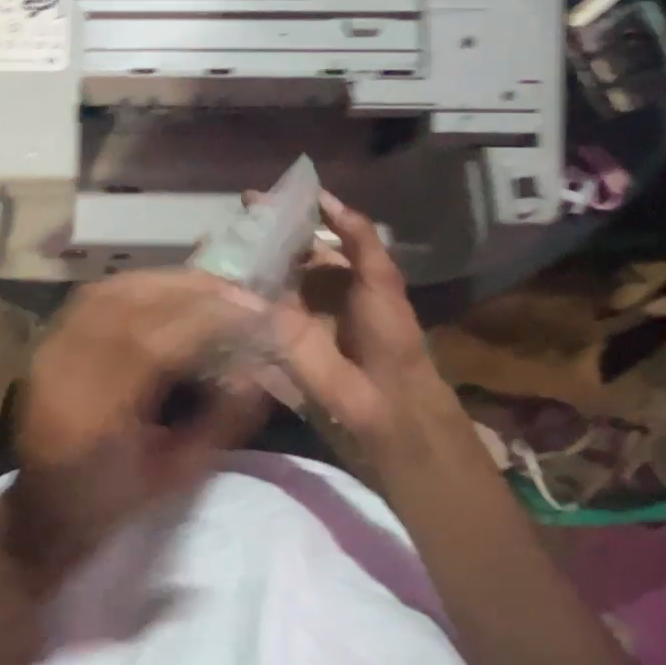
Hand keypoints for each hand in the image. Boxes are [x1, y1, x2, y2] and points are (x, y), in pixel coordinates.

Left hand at [0, 270, 271, 595]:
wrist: (42, 511)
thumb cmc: (111, 503)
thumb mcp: (176, 476)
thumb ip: (219, 423)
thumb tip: (261, 373)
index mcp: (93, 413)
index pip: (153, 344)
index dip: (208, 320)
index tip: (256, 313)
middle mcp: (63, 369)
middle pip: (130, 305)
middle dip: (193, 292)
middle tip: (244, 295)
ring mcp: (48, 350)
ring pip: (110, 292)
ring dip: (166, 283)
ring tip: (214, 289)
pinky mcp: (45, 342)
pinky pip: (92, 297)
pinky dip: (137, 287)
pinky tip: (169, 292)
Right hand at [270, 193, 480, 478]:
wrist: (426, 471)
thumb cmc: (392, 430)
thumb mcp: (344, 392)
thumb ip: (300, 348)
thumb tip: (255, 302)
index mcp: (380, 310)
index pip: (364, 246)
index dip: (338, 215)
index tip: (303, 193)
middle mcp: (368, 312)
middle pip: (331, 263)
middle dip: (294, 239)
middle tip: (249, 220)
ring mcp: (356, 335)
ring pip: (318, 290)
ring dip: (284, 273)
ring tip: (239, 261)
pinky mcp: (344, 357)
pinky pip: (311, 322)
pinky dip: (285, 308)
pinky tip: (252, 309)